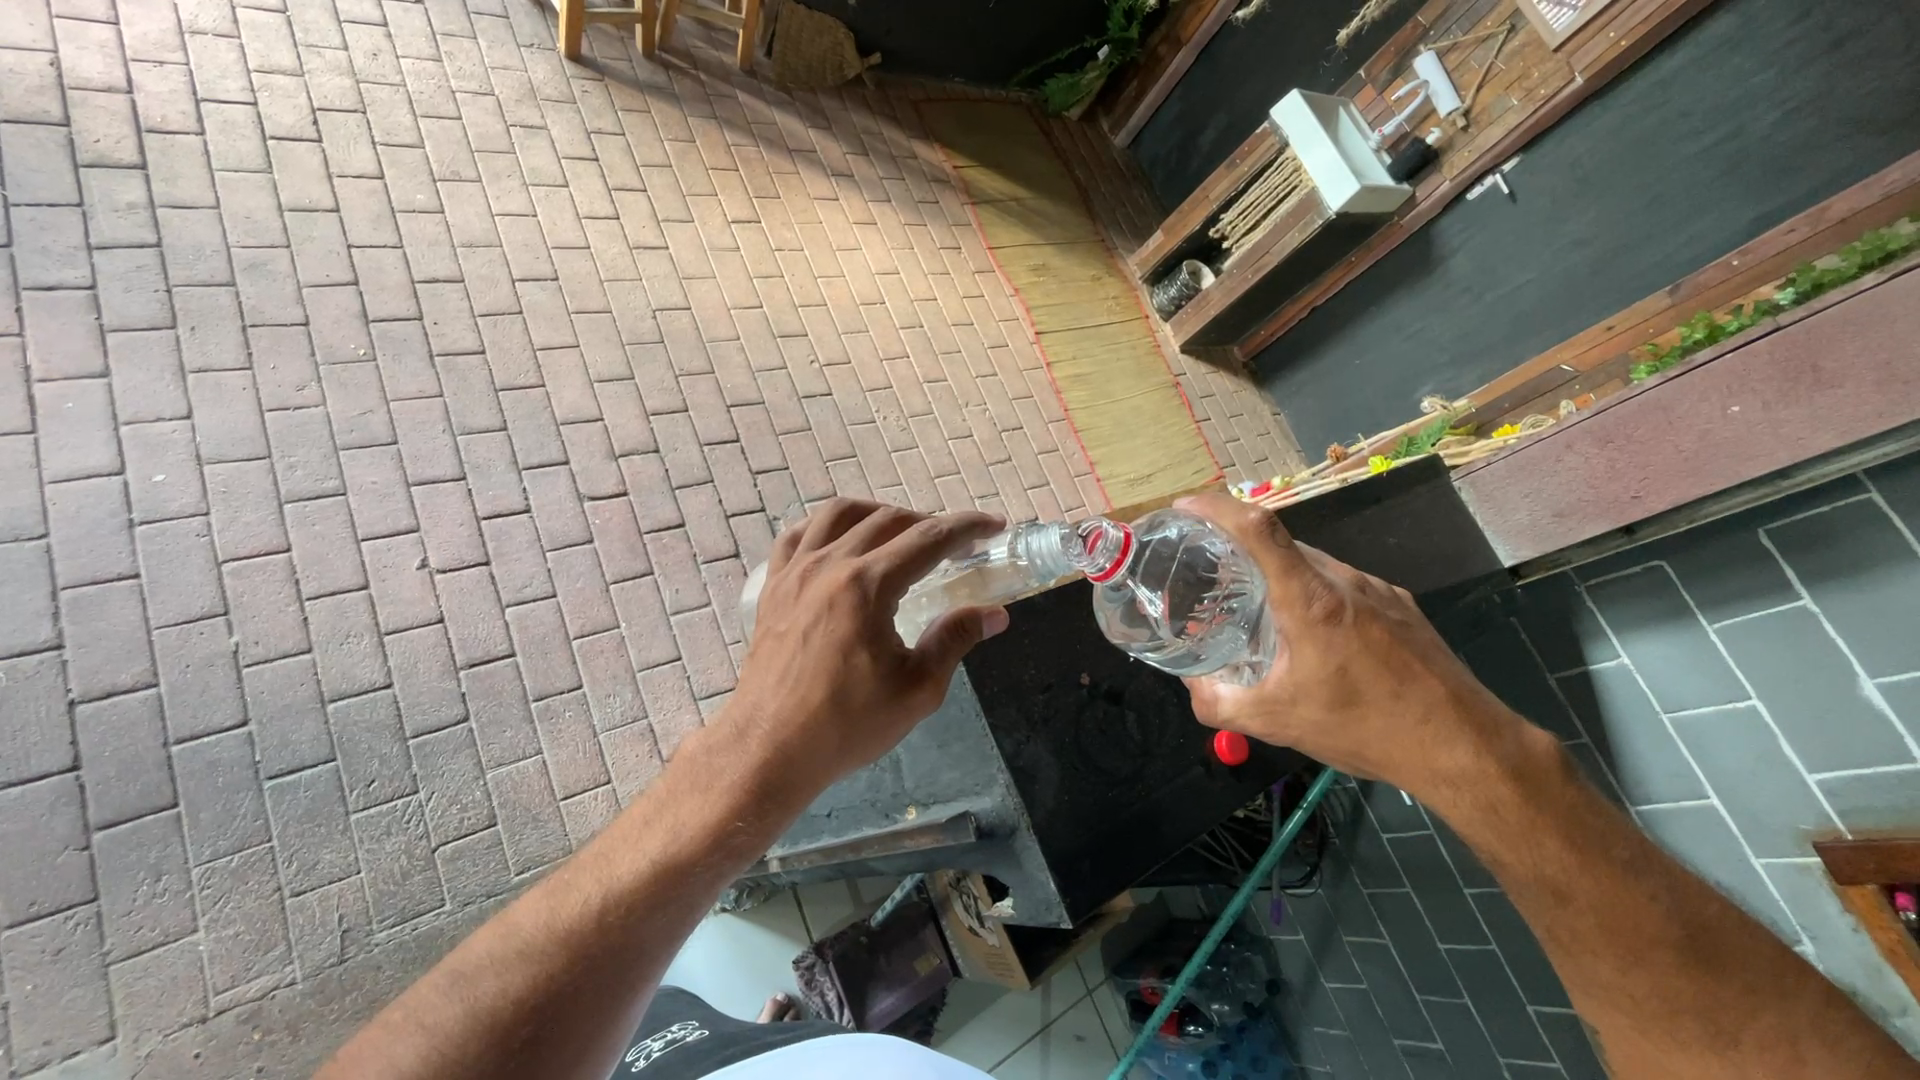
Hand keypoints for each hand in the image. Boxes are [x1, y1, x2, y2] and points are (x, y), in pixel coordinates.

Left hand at [729, 499, 1009, 792]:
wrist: (770, 747)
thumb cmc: (847, 724)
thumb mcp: (917, 688)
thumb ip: (955, 640)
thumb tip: (995, 614)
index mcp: (867, 585)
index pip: (928, 540)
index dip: (967, 528)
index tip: (994, 526)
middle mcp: (829, 565)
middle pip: (887, 520)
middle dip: (930, 523)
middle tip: (956, 543)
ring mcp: (794, 572)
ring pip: (839, 514)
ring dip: (879, 513)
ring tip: (902, 531)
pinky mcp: (773, 588)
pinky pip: (798, 535)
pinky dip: (827, 526)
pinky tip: (840, 541)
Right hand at [1177, 494, 1525, 796]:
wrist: (1462, 746)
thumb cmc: (1366, 727)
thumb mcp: (1277, 722)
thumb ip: (1221, 703)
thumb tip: (1193, 687)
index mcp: (1310, 599)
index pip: (1258, 528)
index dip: (1217, 508)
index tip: (1185, 508)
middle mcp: (1345, 581)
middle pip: (1282, 544)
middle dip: (1240, 548)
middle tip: (1209, 573)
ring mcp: (1379, 590)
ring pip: (1314, 565)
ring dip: (1278, 575)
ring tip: (1255, 607)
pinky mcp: (1401, 607)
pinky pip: (1344, 585)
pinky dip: (1314, 594)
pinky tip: (1312, 634)